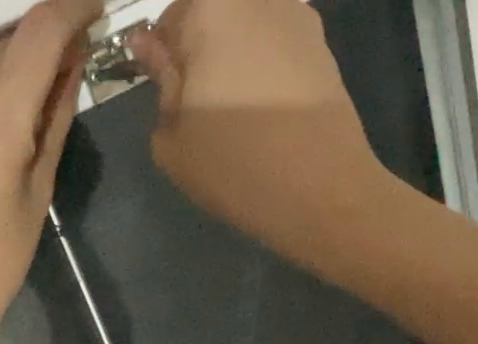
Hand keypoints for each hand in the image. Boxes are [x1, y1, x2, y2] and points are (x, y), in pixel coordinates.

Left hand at [0, 0, 99, 343]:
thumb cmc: (1, 257)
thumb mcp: (41, 187)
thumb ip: (55, 114)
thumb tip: (72, 58)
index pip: (37, 34)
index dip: (70, 10)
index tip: (92, 9)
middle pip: (5, 44)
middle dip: (39, 48)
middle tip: (66, 71)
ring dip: (6, 70)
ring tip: (26, 111)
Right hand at [132, 0, 389, 266]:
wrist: (322, 191)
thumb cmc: (235, 166)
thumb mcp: (173, 138)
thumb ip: (160, 83)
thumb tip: (153, 51)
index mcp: (209, 8)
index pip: (168, 18)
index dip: (163, 56)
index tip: (168, 92)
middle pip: (212, 16)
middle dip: (201, 50)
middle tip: (201, 106)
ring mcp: (297, 16)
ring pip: (248, 29)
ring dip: (235, 58)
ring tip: (237, 112)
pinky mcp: (324, 45)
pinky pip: (278, 46)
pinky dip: (266, 69)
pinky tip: (268, 113)